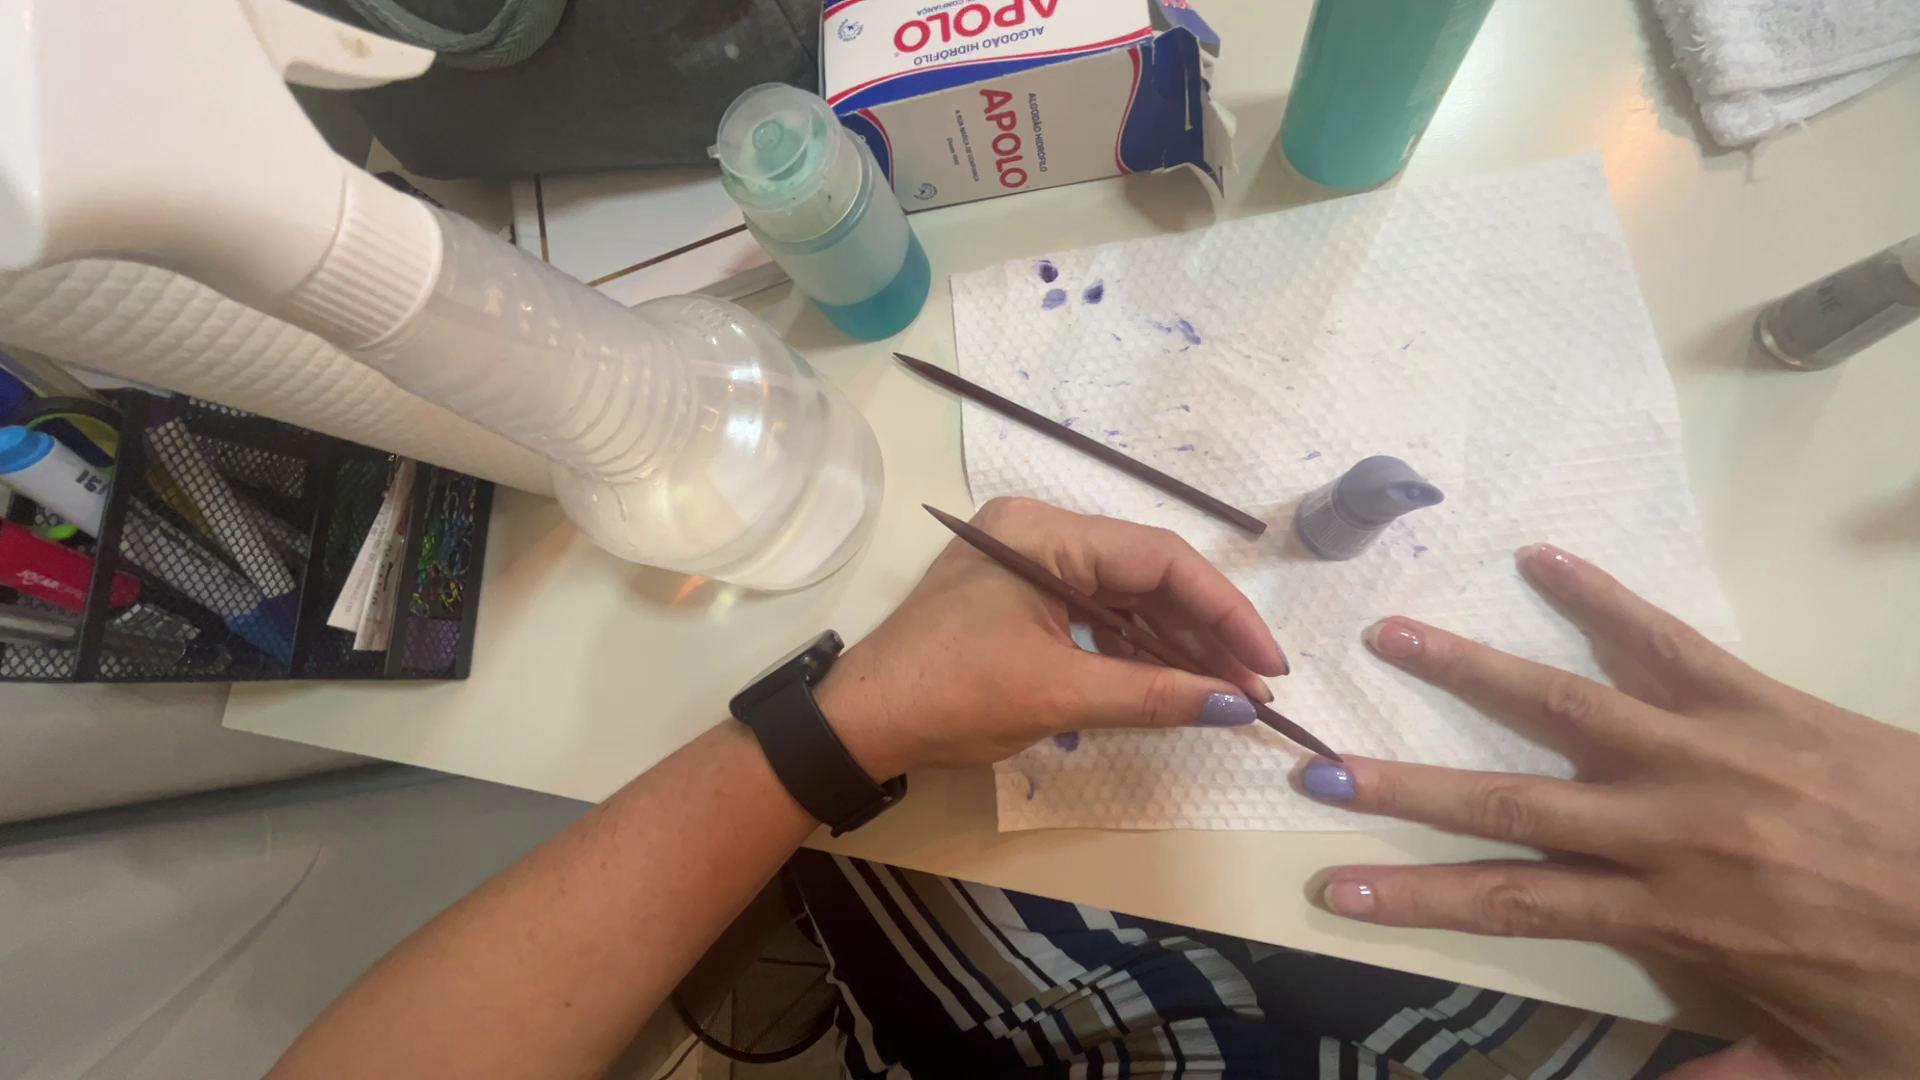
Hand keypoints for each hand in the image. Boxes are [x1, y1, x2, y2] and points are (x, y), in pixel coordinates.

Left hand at [818, 497, 1287, 779]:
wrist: (864, 719)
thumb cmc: (953, 696)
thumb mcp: (1058, 693)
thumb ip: (1153, 693)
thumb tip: (1236, 704)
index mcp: (1043, 533)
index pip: (1158, 556)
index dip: (1223, 608)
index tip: (1267, 661)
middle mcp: (1039, 530)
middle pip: (1144, 571)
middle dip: (1201, 630)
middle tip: (1251, 685)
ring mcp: (1029, 558)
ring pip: (1122, 592)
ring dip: (1171, 640)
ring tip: (1222, 689)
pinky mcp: (1022, 590)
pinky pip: (1093, 608)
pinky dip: (1131, 643)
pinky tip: (1167, 677)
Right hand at [1299, 544, 1919, 1079]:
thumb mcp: (1844, 1070)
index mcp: (1678, 913)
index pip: (1513, 902)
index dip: (1417, 898)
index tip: (1338, 886)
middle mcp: (1670, 828)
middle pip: (1508, 802)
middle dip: (1405, 788)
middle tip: (1321, 765)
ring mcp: (1709, 755)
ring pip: (1563, 705)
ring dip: (1466, 668)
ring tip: (1388, 632)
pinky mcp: (1760, 703)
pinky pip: (1668, 642)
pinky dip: (1603, 598)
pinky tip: (1540, 558)